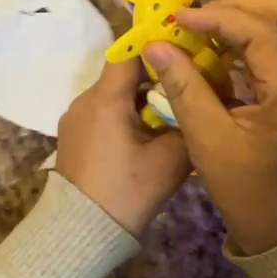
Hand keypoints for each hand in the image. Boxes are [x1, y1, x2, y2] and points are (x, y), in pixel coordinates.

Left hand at [55, 58, 192, 235]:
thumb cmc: (127, 190)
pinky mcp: (74, 136)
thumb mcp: (170, 160)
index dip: (158, 48)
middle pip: (123, 74)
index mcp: (105, 98)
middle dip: (155, 75)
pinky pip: (102, 112)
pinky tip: (148, 132)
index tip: (186, 51)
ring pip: (113, 94)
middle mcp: (85, 100)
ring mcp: (75, 118)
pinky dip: (125, 113)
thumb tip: (203, 103)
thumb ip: (188, 123)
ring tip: (172, 109)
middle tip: (188, 83)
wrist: (81, 230)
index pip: (130, 53)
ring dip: (140, 98)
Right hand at [145, 0, 276, 254]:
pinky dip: (251, 40)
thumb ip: (183, 86)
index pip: (259, 31)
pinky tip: (219, 53)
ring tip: (204, 31)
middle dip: (239, 6)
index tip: (177, 19)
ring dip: (246, 20)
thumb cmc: (244, 189)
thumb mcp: (206, 139)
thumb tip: (155, 44)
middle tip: (198, 18)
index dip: (216, 17)